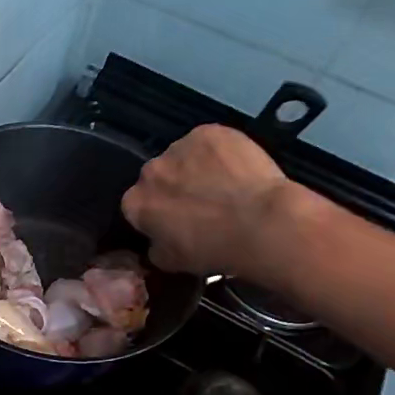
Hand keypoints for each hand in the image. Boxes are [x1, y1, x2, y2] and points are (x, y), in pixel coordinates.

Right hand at [122, 124, 314, 275]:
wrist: (260, 223)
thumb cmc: (213, 248)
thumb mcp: (172, 263)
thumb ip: (155, 247)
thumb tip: (157, 240)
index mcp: (135, 203)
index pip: (138, 206)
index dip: (157, 214)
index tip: (176, 223)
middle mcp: (150, 171)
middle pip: (158, 177)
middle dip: (173, 188)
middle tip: (201, 204)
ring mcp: (179, 147)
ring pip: (183, 157)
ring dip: (195, 168)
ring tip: (223, 185)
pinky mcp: (209, 132)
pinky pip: (209, 142)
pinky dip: (219, 153)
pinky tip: (237, 168)